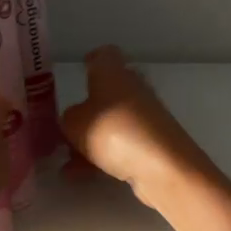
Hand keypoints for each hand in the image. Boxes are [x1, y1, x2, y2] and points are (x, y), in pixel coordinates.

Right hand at [61, 46, 215, 210]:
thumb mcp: (74, 123)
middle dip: (89, 104)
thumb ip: (67, 118)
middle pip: (109, 89)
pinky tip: (80, 176)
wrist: (164, 167)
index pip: (104, 54)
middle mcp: (132, 88)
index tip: (82, 67)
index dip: (92, 59)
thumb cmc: (114, 131)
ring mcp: (146, 117)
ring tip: (66, 160)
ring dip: (92, 136)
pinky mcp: (154, 143)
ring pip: (113, 120)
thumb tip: (72, 120)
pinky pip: (122, 144)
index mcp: (112, 72)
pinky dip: (103, 156)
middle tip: (68, 119)